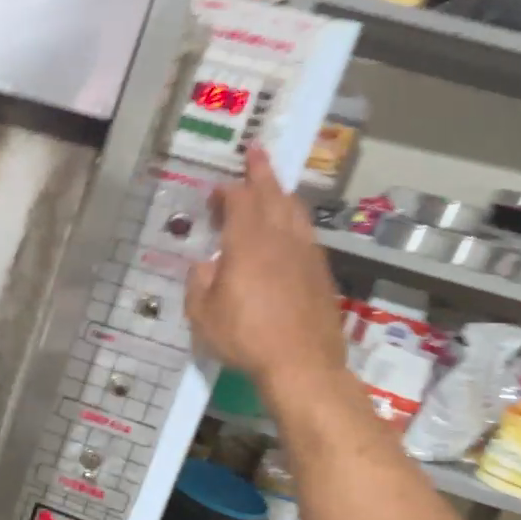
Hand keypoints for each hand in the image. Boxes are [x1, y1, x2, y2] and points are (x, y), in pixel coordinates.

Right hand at [185, 147, 346, 385]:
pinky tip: (288, 233)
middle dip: (263, 173)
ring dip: (282, 195)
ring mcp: (307, 256)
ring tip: (273, 189)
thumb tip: (205, 265)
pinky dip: (294, 223)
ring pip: (296, 213)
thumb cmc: (245, 337)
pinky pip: (306, 235)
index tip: (216, 190)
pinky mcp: (321, 274)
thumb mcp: (202, 313)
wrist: (303, 366)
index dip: (228, 190)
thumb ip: (199, 282)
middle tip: (257, 153)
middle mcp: (281, 240)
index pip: (240, 201)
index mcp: (248, 243)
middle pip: (274, 195)